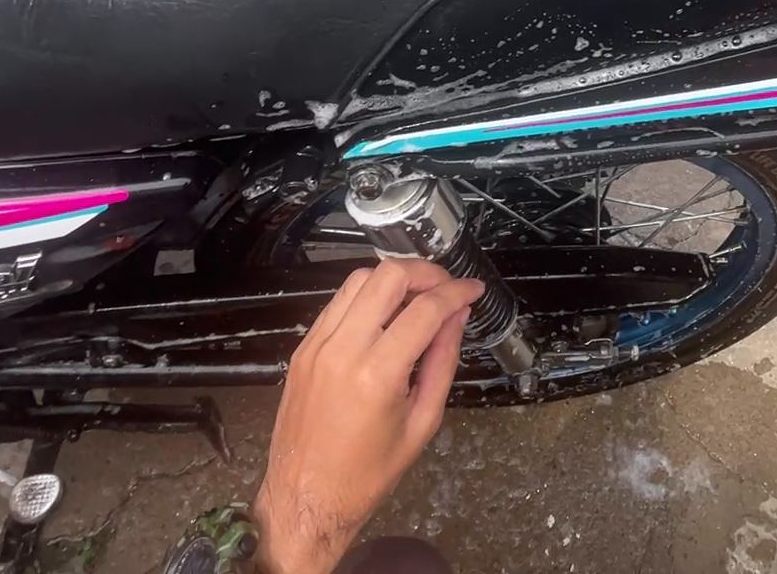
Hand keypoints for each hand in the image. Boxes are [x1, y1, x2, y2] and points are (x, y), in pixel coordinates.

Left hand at [254, 259, 482, 573]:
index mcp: (376, 376)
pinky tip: (386, 313)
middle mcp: (342, 351)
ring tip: (418, 296)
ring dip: (396, 278)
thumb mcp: (423, 422)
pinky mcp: (303, 348)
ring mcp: (317, 346)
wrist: (304, 503)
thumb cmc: (368, 474)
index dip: (457, 291)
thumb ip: (444, 360)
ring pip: (360, 278)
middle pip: (389, 276)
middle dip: (426, 272)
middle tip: (446, 287)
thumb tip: (458, 315)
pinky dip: (369, 295)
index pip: (425, 309)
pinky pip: (339, 301)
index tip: (473, 289)